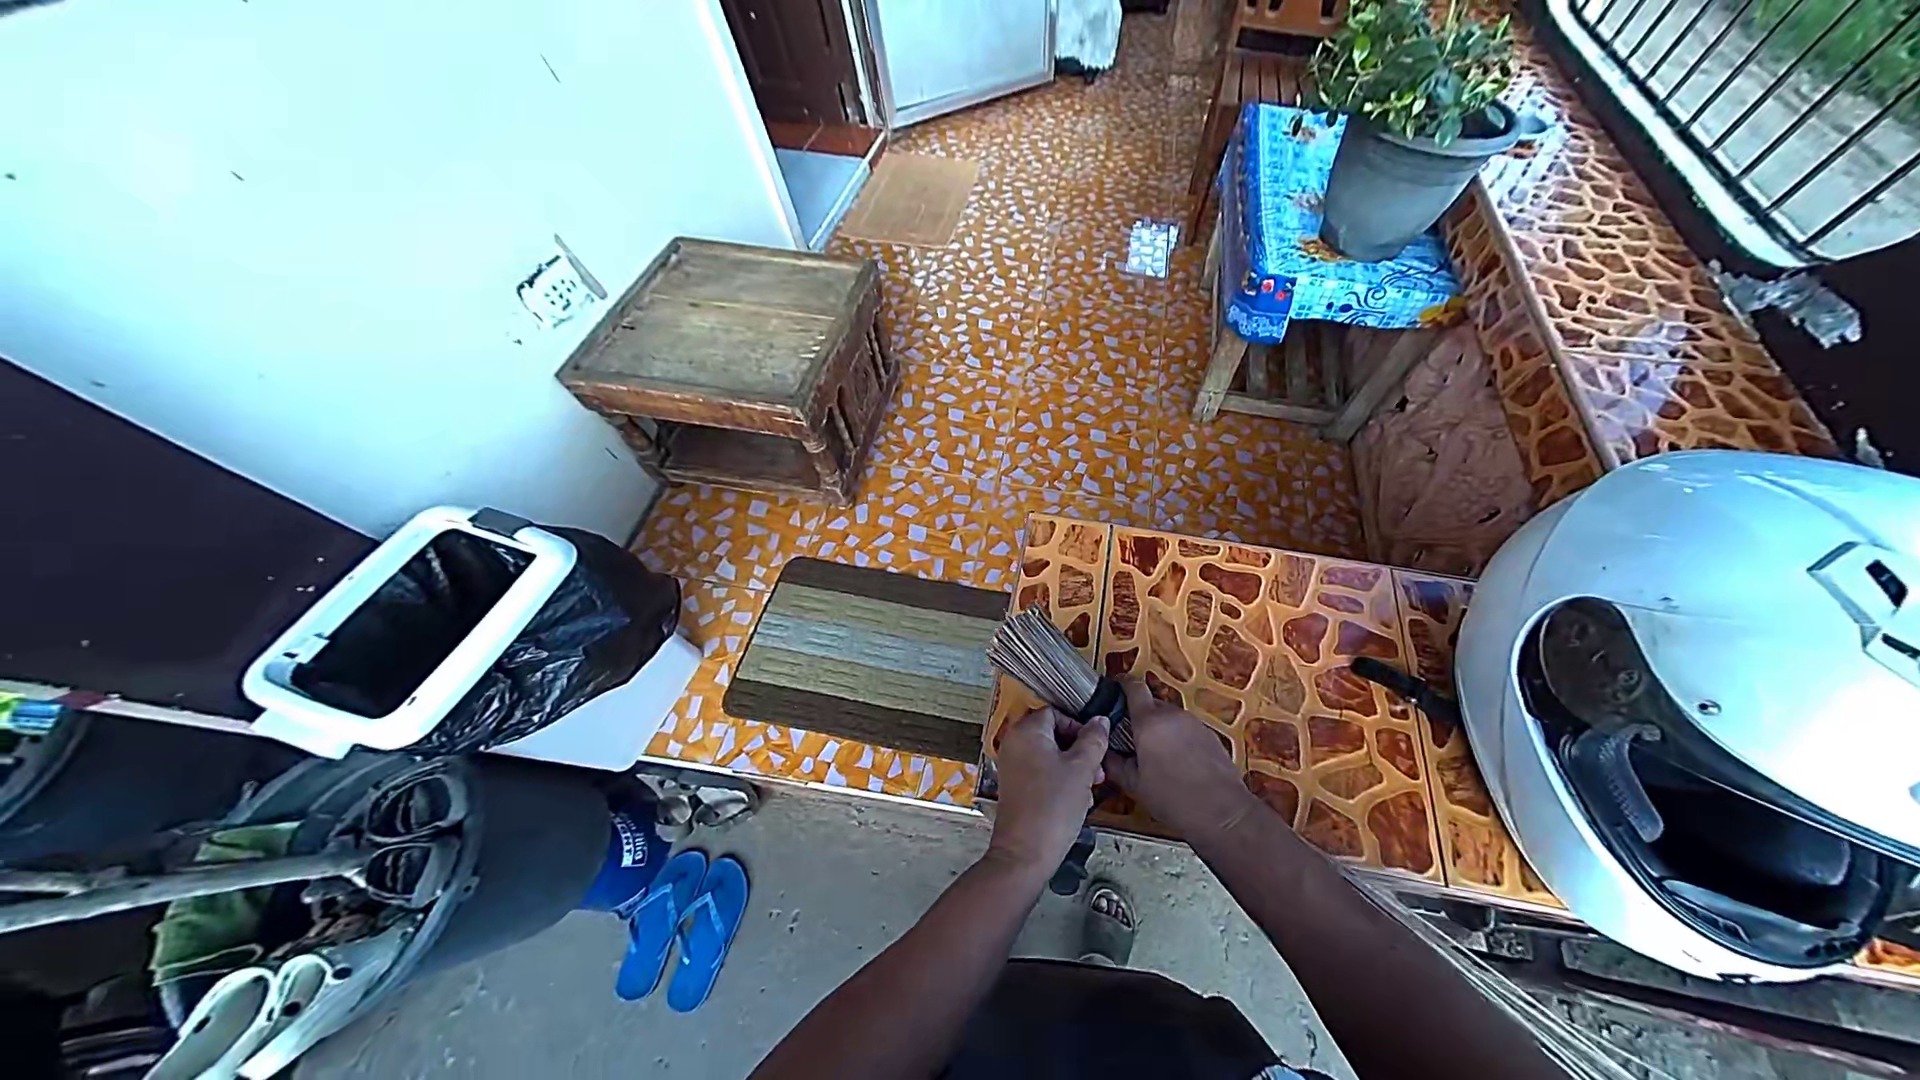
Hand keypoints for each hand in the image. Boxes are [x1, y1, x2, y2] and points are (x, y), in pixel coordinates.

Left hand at [986, 707, 1108, 873]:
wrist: (1026, 852)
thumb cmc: (1051, 809)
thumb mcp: (1082, 769)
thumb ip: (1093, 740)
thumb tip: (1100, 722)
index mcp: (1026, 731)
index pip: (1055, 713)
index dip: (1078, 726)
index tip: (1095, 743)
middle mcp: (1014, 743)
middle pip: (1052, 734)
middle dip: (1078, 750)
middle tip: (1096, 768)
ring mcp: (1012, 765)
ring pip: (1049, 754)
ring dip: (1072, 766)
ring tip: (1088, 787)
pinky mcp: (1015, 785)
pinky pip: (1040, 771)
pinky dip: (1059, 779)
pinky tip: (1075, 799)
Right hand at [1103, 681, 1260, 841]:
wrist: (1224, 813)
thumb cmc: (1174, 798)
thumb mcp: (1134, 784)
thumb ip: (1114, 763)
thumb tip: (1103, 754)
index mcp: (1149, 721)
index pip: (1134, 686)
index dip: (1122, 684)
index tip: (1115, 692)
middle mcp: (1172, 715)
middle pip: (1151, 704)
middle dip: (1139, 717)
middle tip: (1131, 740)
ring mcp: (1194, 723)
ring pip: (1169, 717)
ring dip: (1159, 729)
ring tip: (1155, 756)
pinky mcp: (1211, 735)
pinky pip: (1186, 729)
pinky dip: (1177, 739)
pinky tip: (1178, 764)